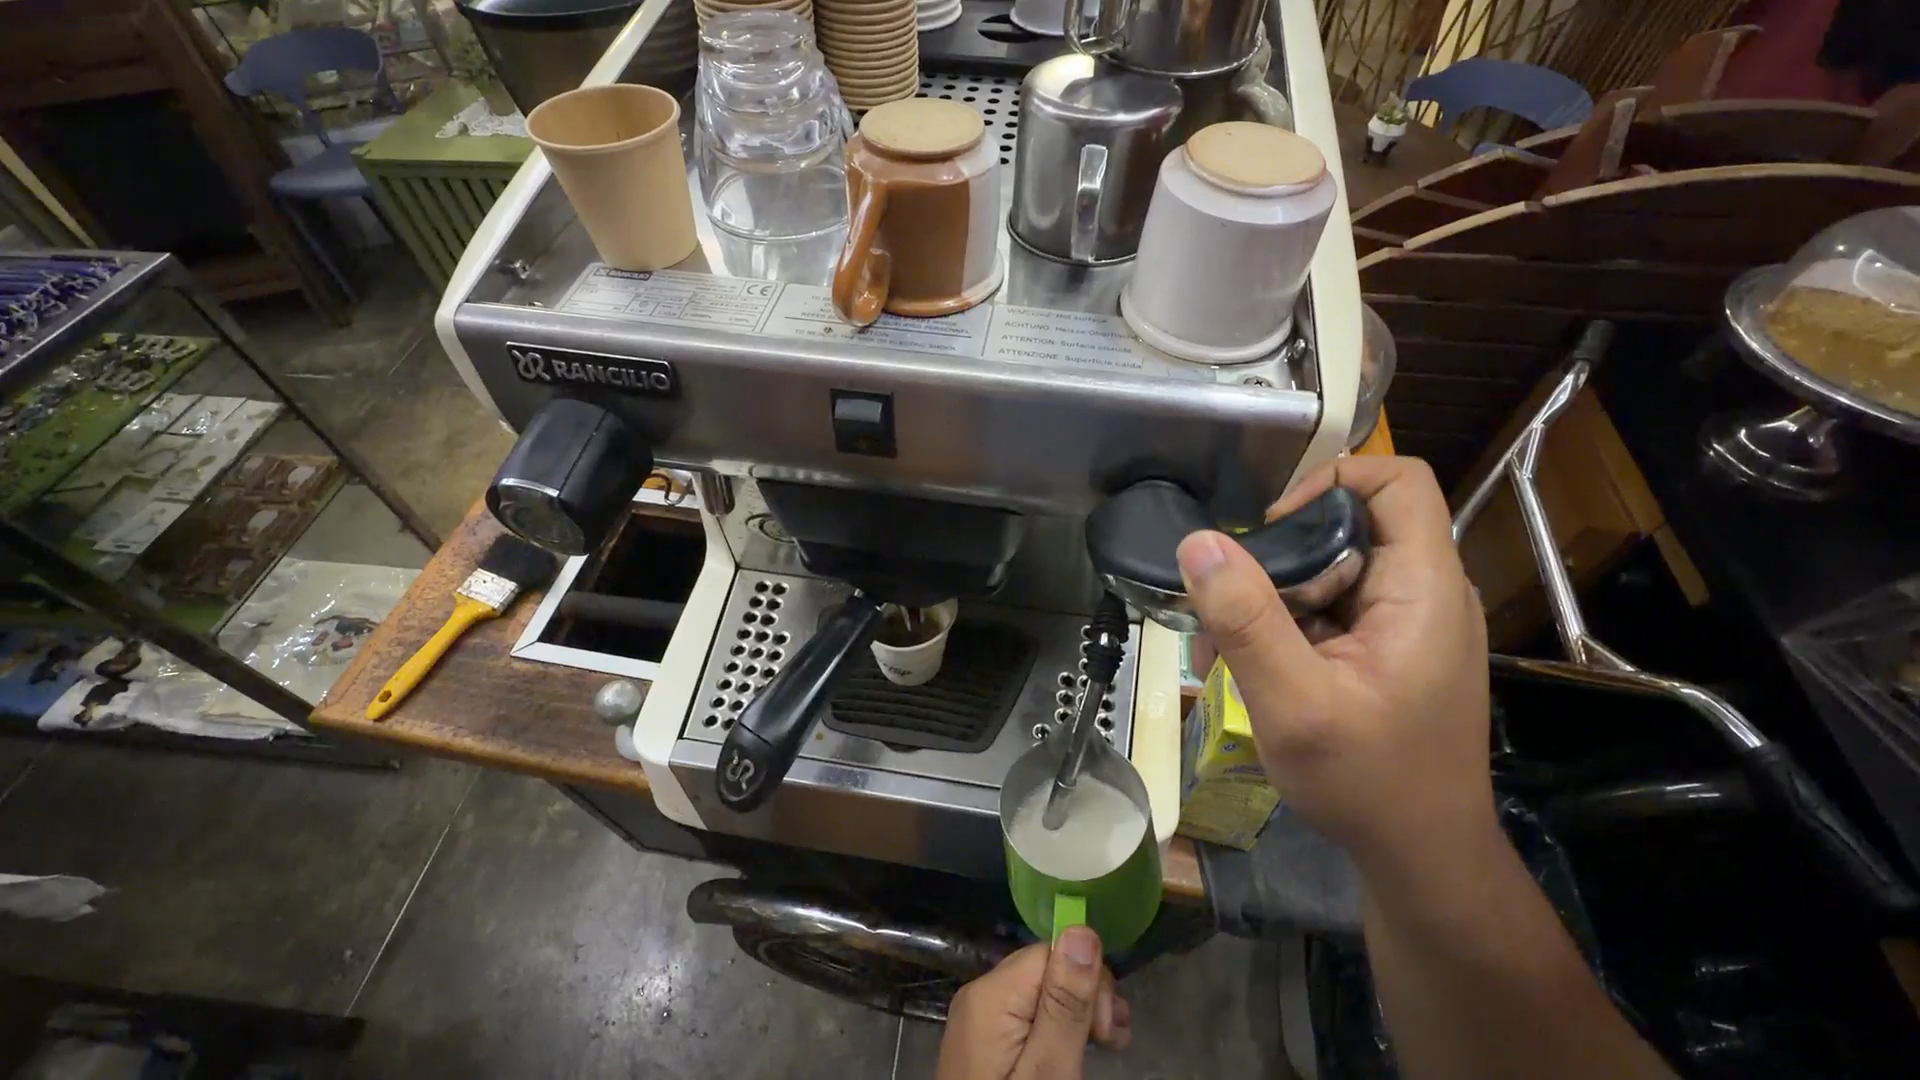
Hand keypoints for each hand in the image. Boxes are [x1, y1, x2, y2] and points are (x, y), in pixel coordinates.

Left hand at [935, 926, 1131, 1079]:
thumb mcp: (1049, 1071)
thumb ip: (1064, 1003)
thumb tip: (1082, 928)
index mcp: (990, 994)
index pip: (1051, 952)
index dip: (1087, 981)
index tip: (1109, 1028)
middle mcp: (980, 995)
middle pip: (1047, 969)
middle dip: (1087, 997)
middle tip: (1114, 1042)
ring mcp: (980, 1019)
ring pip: (1042, 991)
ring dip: (1079, 1013)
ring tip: (1110, 1045)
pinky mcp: (986, 1041)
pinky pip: (1028, 1014)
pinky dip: (1058, 1027)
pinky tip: (1080, 1049)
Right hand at [1175, 456, 1493, 867]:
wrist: (1421, 857)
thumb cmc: (1369, 784)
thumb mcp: (1294, 704)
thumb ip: (1247, 621)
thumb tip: (1198, 543)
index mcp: (1423, 589)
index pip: (1397, 481)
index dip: (1330, 481)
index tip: (1271, 531)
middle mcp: (1425, 594)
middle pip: (1351, 526)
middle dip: (1280, 558)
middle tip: (1230, 609)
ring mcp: (1408, 624)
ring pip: (1332, 571)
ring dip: (1273, 600)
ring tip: (1229, 651)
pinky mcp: (1389, 651)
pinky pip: (1332, 611)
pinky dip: (1287, 628)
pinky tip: (1252, 671)